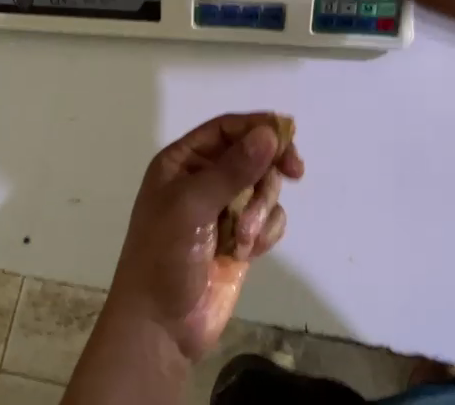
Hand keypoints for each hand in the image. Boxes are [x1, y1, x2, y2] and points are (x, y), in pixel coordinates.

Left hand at [104, 113, 303, 361]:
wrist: (160, 327)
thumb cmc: (163, 257)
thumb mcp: (192, 206)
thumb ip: (233, 169)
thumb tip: (269, 133)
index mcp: (183, 162)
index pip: (227, 128)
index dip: (258, 126)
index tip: (289, 136)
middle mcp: (204, 180)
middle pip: (253, 155)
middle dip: (266, 174)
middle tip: (294, 174)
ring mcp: (224, 211)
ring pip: (265, 188)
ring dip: (261, 210)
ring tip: (242, 238)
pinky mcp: (240, 239)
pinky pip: (269, 220)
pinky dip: (265, 232)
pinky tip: (247, 252)